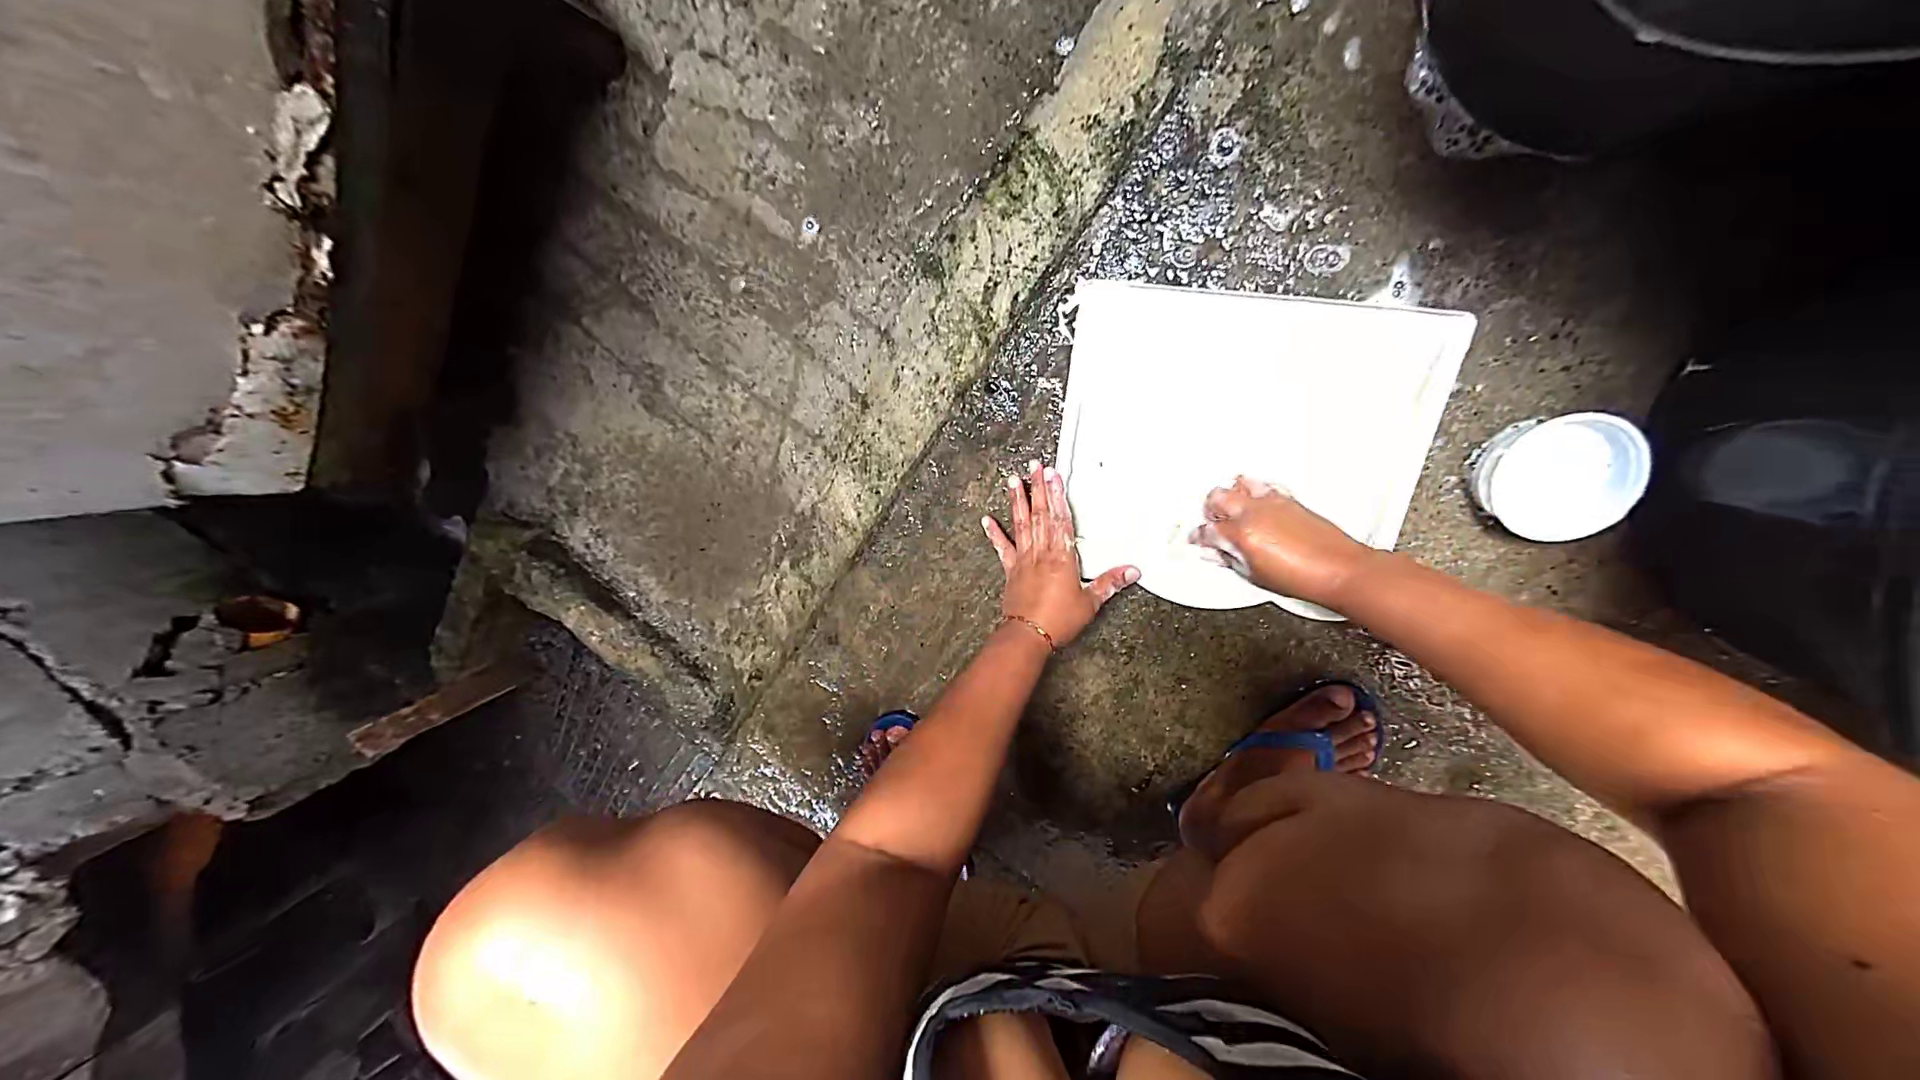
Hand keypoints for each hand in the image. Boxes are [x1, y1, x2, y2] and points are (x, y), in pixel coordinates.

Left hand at [983, 460, 1138, 647]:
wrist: (1028, 635)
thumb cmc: (1058, 620)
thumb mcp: (1090, 603)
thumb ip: (1110, 583)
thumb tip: (1132, 570)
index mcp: (1061, 557)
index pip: (1060, 519)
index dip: (1057, 495)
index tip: (1054, 475)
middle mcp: (1041, 553)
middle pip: (1040, 514)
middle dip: (1038, 488)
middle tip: (1035, 466)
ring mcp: (1023, 560)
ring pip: (1021, 524)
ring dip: (1017, 501)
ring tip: (1014, 480)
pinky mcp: (1010, 571)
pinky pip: (1002, 548)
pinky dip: (994, 533)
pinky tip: (987, 519)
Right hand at [1189, 477, 1373, 606]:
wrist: (1340, 571)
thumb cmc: (1304, 578)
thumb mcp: (1254, 575)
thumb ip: (1230, 559)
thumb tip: (1217, 553)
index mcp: (1240, 534)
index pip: (1207, 530)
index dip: (1198, 537)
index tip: (1198, 540)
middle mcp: (1254, 512)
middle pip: (1217, 497)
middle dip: (1210, 509)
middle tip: (1211, 521)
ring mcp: (1272, 503)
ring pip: (1240, 484)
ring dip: (1231, 494)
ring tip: (1231, 506)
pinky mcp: (1289, 500)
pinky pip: (1264, 486)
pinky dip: (1254, 491)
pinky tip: (1255, 502)